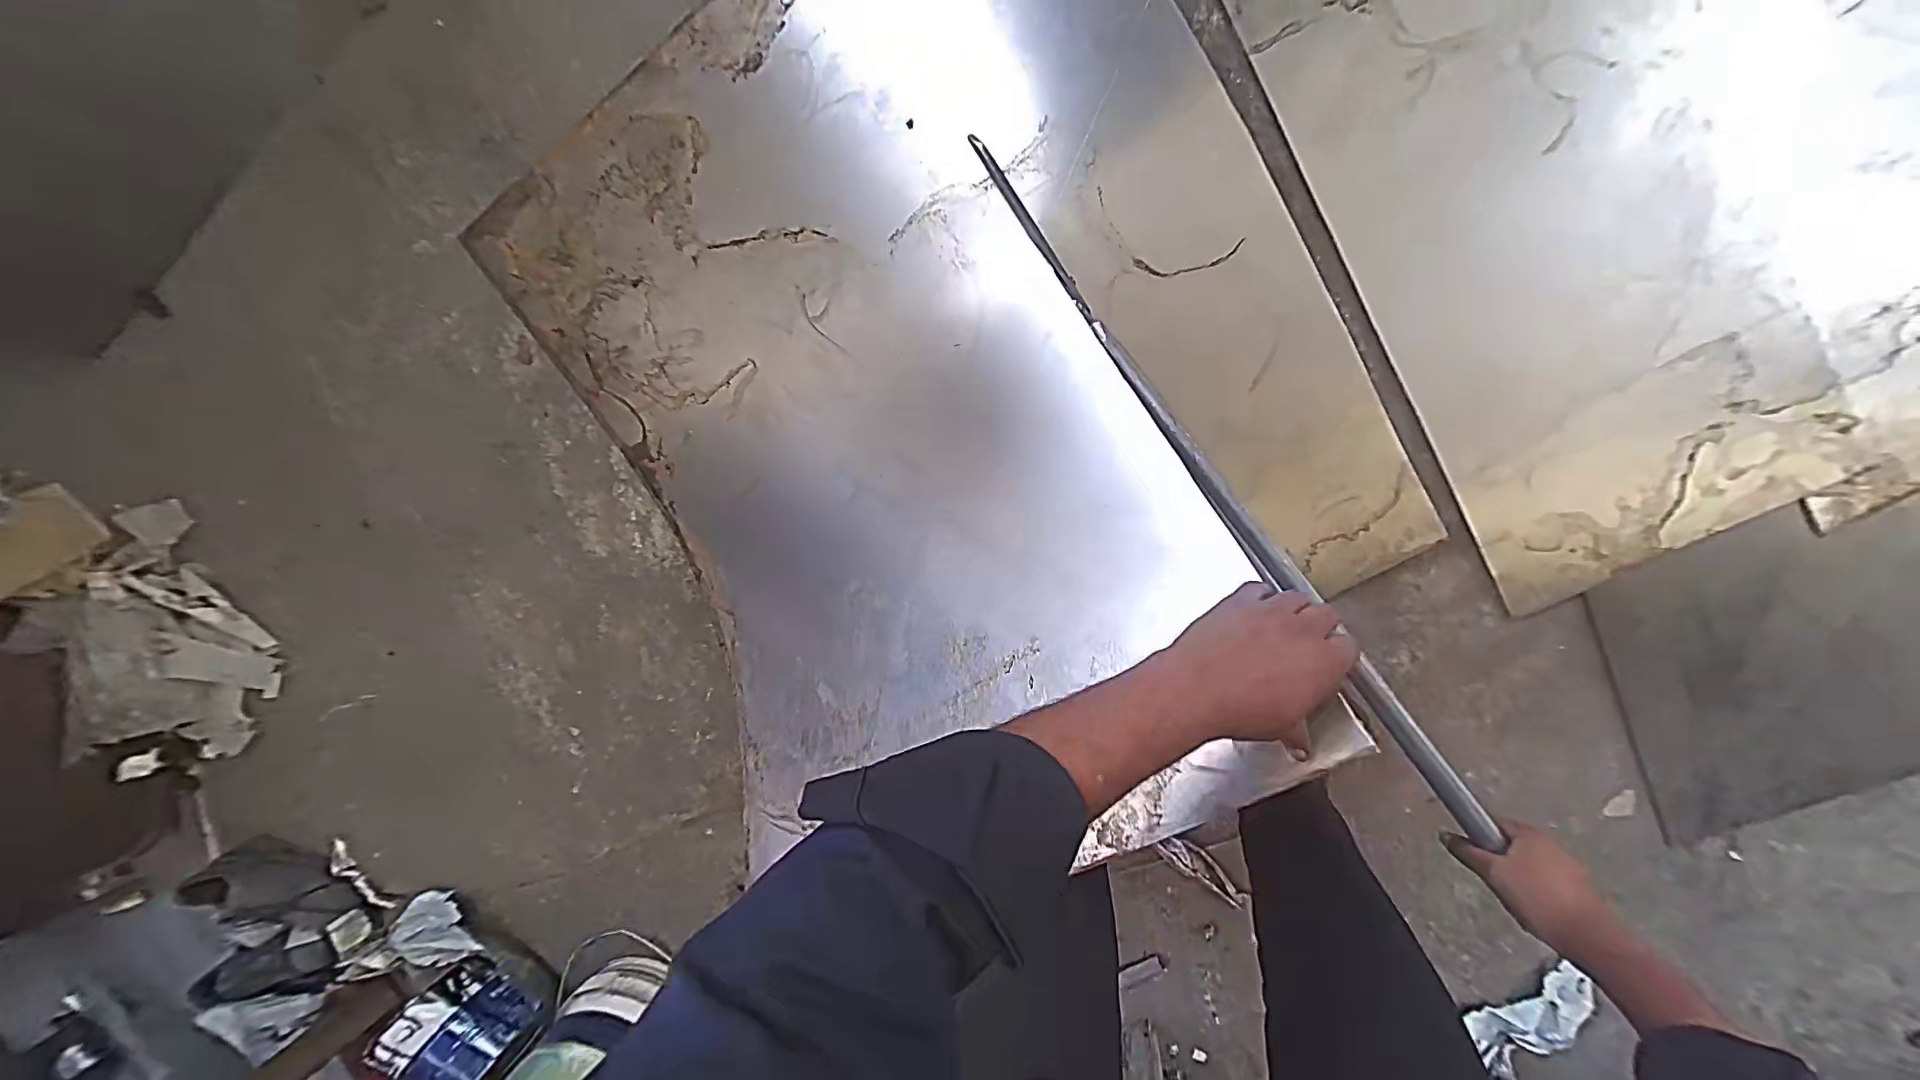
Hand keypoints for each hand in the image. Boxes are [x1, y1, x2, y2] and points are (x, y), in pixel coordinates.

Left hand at [1149, 582, 1358, 756]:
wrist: (1195, 689)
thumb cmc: (1238, 709)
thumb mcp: (1279, 728)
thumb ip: (1298, 730)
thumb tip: (1300, 740)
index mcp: (1324, 661)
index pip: (1348, 647)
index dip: (1337, 653)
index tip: (1328, 660)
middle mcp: (1303, 629)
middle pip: (1327, 614)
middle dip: (1320, 625)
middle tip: (1307, 640)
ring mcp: (1271, 610)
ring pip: (1296, 596)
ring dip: (1293, 609)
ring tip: (1281, 624)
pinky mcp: (1240, 600)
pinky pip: (1259, 589)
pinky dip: (1259, 597)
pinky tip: (1252, 610)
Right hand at [1444, 819, 1615, 950]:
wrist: (1589, 938)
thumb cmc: (1539, 900)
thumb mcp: (1493, 873)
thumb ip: (1468, 852)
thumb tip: (1447, 836)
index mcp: (1530, 834)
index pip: (1492, 821)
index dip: (1475, 832)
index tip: (1467, 847)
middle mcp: (1552, 844)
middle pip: (1511, 843)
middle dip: (1497, 857)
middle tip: (1490, 875)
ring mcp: (1570, 867)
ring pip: (1529, 863)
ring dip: (1517, 874)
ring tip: (1513, 895)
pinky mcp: (1580, 888)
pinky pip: (1547, 880)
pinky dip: (1536, 889)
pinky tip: (1533, 905)